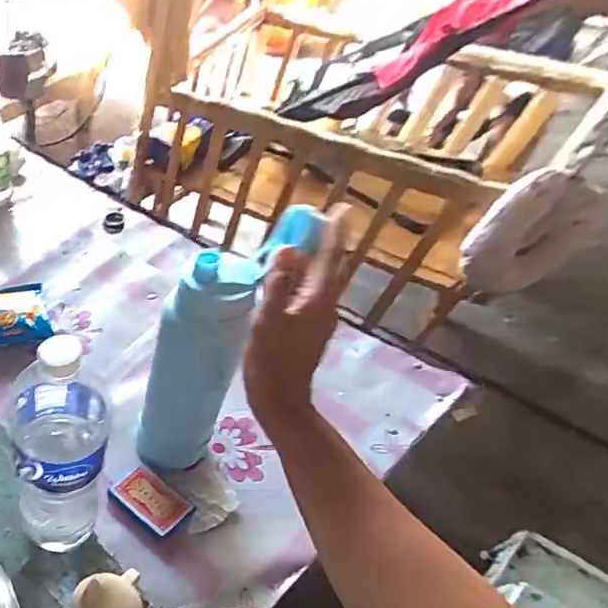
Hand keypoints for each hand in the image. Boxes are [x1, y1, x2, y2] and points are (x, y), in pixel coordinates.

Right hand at [244, 206, 347, 427]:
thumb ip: (278, 285)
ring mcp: (320, 318)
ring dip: (317, 260)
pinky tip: (292, 280)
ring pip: (322, 280)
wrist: (281, 399)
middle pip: (331, 267)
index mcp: (315, 300)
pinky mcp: (310, 329)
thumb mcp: (268, 321)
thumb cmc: (271, 361)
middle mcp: (325, 305)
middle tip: (323, 220)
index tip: (339, 208)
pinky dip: (306, 279)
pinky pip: (312, 293)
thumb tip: (288, 252)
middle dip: (329, 242)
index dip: (333, 232)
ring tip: (305, 245)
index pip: (328, 258)